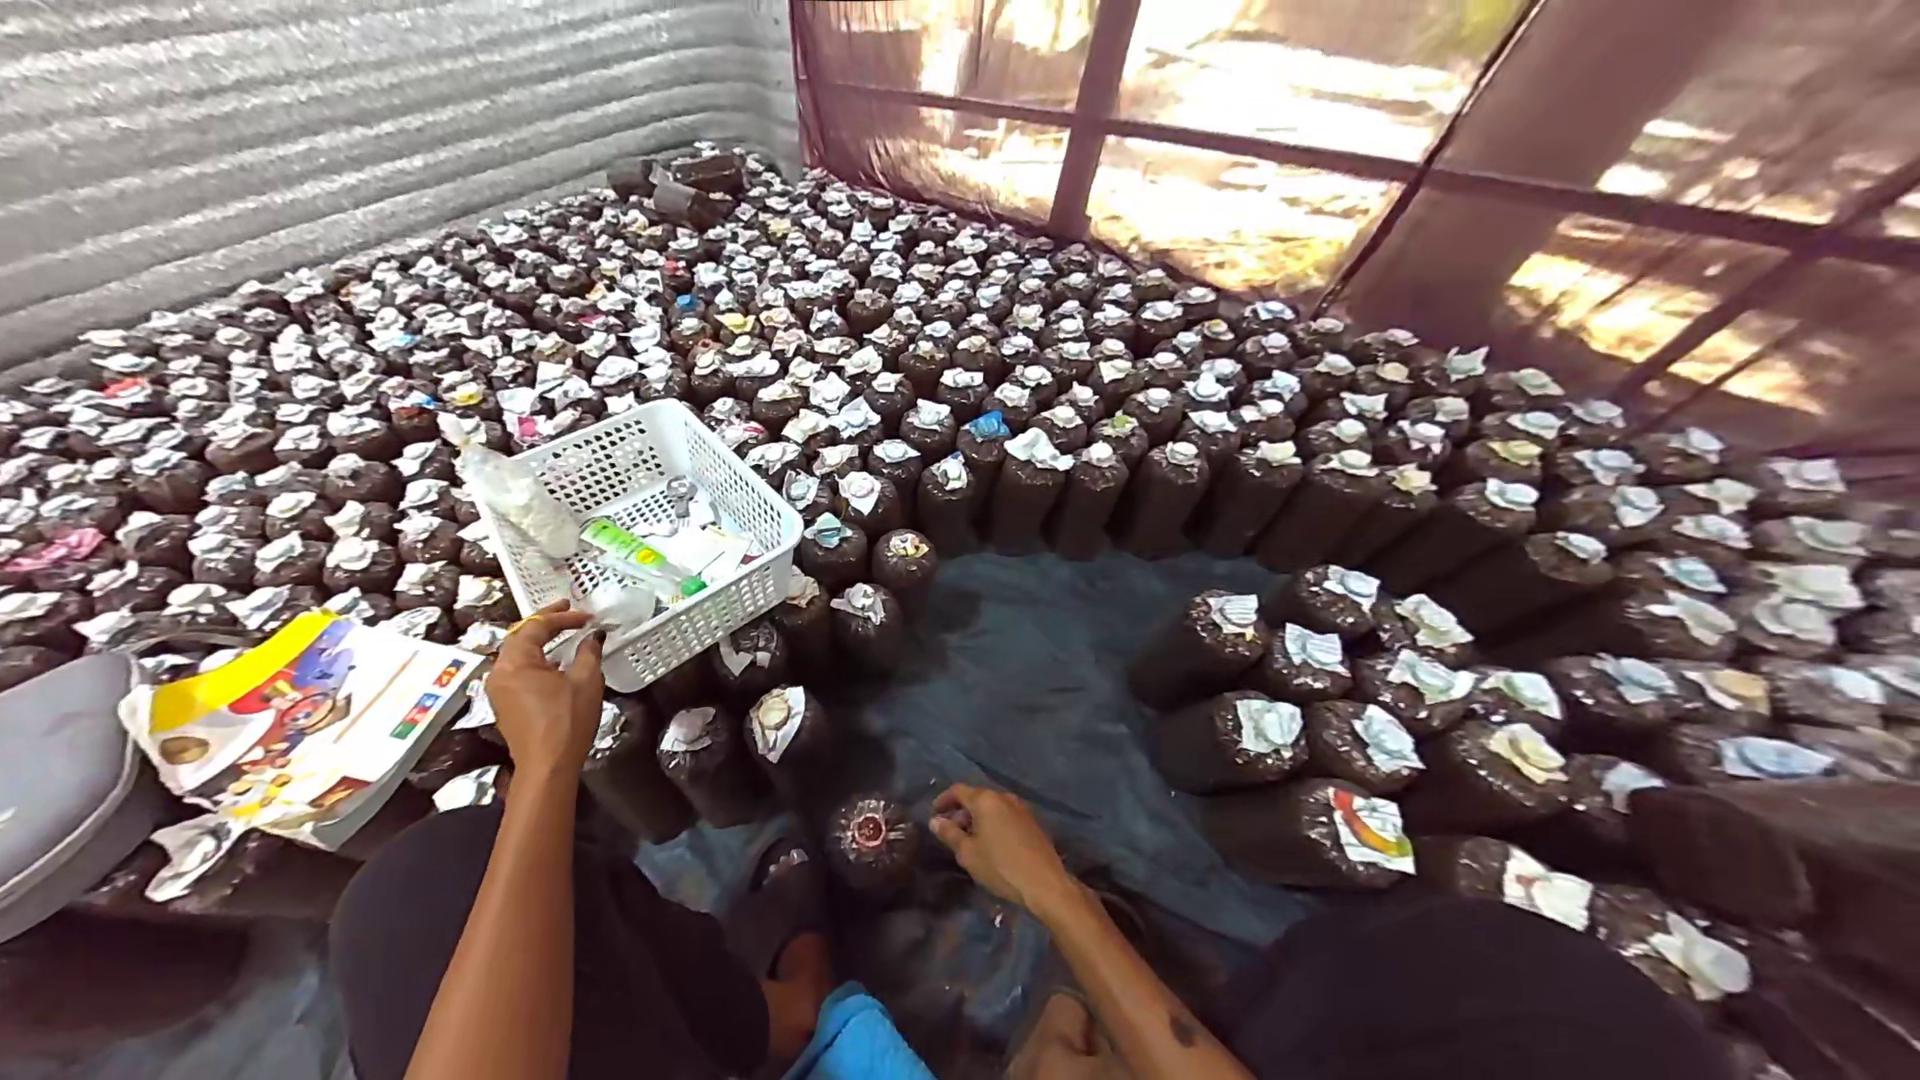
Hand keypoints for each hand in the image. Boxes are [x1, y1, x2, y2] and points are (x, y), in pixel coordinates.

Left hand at [487, 600, 603, 777]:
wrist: (547, 763)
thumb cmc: (567, 719)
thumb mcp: (586, 680)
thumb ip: (588, 652)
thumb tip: (593, 636)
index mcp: (516, 662)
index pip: (536, 627)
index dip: (563, 617)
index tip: (587, 616)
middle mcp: (499, 672)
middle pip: (519, 636)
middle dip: (545, 621)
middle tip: (568, 609)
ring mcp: (498, 689)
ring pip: (517, 653)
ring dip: (540, 639)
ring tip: (562, 630)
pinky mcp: (505, 702)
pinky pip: (518, 669)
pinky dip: (536, 656)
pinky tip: (554, 659)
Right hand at [929, 783, 1080, 922]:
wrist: (1044, 883)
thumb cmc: (1000, 867)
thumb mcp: (968, 853)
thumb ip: (950, 833)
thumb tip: (935, 820)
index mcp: (986, 800)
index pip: (959, 791)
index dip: (944, 799)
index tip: (935, 812)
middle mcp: (1004, 797)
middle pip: (977, 797)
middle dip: (961, 811)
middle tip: (950, 830)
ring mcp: (1021, 808)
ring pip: (992, 807)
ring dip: (977, 818)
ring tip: (968, 839)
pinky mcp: (1031, 821)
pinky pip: (1005, 815)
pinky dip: (992, 823)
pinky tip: (990, 843)